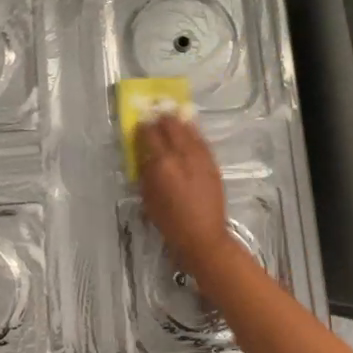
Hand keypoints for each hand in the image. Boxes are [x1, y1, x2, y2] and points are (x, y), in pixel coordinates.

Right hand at [136, 114, 234, 276]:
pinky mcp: (212, 163)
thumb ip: (146, 173)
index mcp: (163, 164)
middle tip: (155, 115)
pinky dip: (193, 132)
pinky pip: (201, 140)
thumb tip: (145, 155)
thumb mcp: (149, 199)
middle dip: (162, 119)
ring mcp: (200, 157)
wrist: (204, 237)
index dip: (143, 127)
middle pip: (171, 126)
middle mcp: (182, 155)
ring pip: (188, 130)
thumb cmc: (170, 223)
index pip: (150, 135)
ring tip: (171, 116)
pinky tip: (188, 130)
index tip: (139, 124)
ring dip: (178, 122)